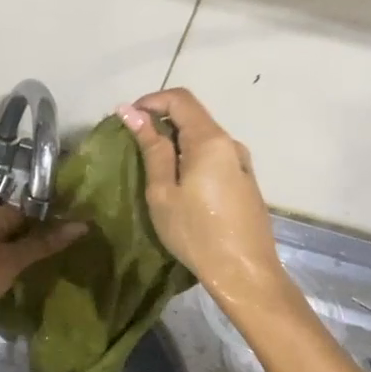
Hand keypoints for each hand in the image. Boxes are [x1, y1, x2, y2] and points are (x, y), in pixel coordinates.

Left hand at [0, 203, 84, 352]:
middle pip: (16, 226)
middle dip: (34, 243)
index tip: (67, 247)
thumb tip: (81, 224)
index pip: (27, 212)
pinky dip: (7, 264)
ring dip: (21, 256)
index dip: (46, 229)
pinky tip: (19, 279)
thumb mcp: (12, 260)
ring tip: (43, 271)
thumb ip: (44, 243)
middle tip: (58, 261)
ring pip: (5, 243)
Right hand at [117, 89, 302, 317]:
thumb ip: (151, 148)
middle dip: (159, 122)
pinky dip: (188, 157)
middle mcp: (230, 143)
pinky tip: (176, 184)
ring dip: (173, 142)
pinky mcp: (243, 180)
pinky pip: (211, 155)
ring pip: (201, 137)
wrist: (244, 273)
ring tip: (150, 168)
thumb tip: (130, 111)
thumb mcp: (163, 191)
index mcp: (210, 140)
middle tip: (131, 146)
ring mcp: (240, 162)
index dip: (149, 102)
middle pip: (192, 116)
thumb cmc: (196, 232)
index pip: (179, 99)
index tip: (126, 121)